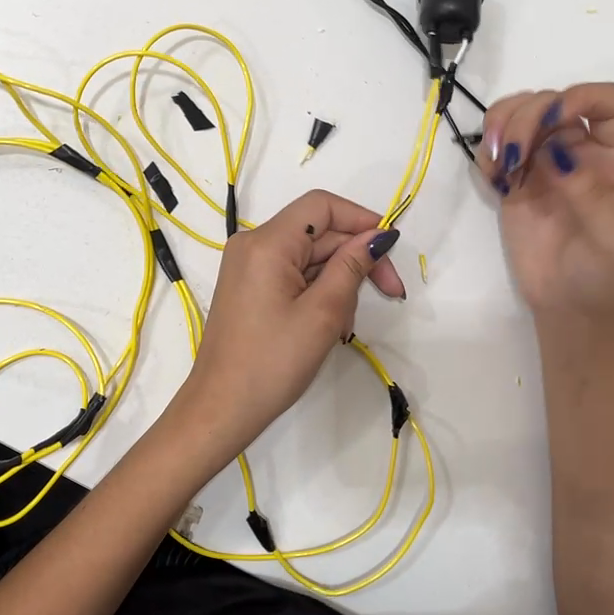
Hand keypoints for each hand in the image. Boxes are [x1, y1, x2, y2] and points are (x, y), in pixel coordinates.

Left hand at [174, 191, 405, 454]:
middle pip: (318, 231)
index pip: (322, 205)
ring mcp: (249, 267)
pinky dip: (318, 291)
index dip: (360, 219)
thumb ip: (352, 267)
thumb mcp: (322, 314)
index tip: (390, 249)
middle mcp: (253, 244)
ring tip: (346, 324)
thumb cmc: (272, 363)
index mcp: (267, 242)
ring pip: (309, 255)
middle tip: (392, 293)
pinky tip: (330, 323)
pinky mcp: (250, 287)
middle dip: (356, 257)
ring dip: (338, 280)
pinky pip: (293, 273)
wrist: (221, 409)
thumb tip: (378, 235)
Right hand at [476, 85, 613, 326]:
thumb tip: (557, 153)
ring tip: (497, 162)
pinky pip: (495, 146)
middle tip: (512, 156)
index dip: (580, 96)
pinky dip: (487, 152)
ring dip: (501, 125)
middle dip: (526, 116)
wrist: (569, 307)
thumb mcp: (613, 239)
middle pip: (551, 99)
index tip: (552, 118)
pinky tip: (493, 179)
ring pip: (518, 113)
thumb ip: (589, 194)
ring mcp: (543, 162)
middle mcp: (579, 149)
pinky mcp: (513, 180)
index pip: (606, 102)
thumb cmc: (604, 275)